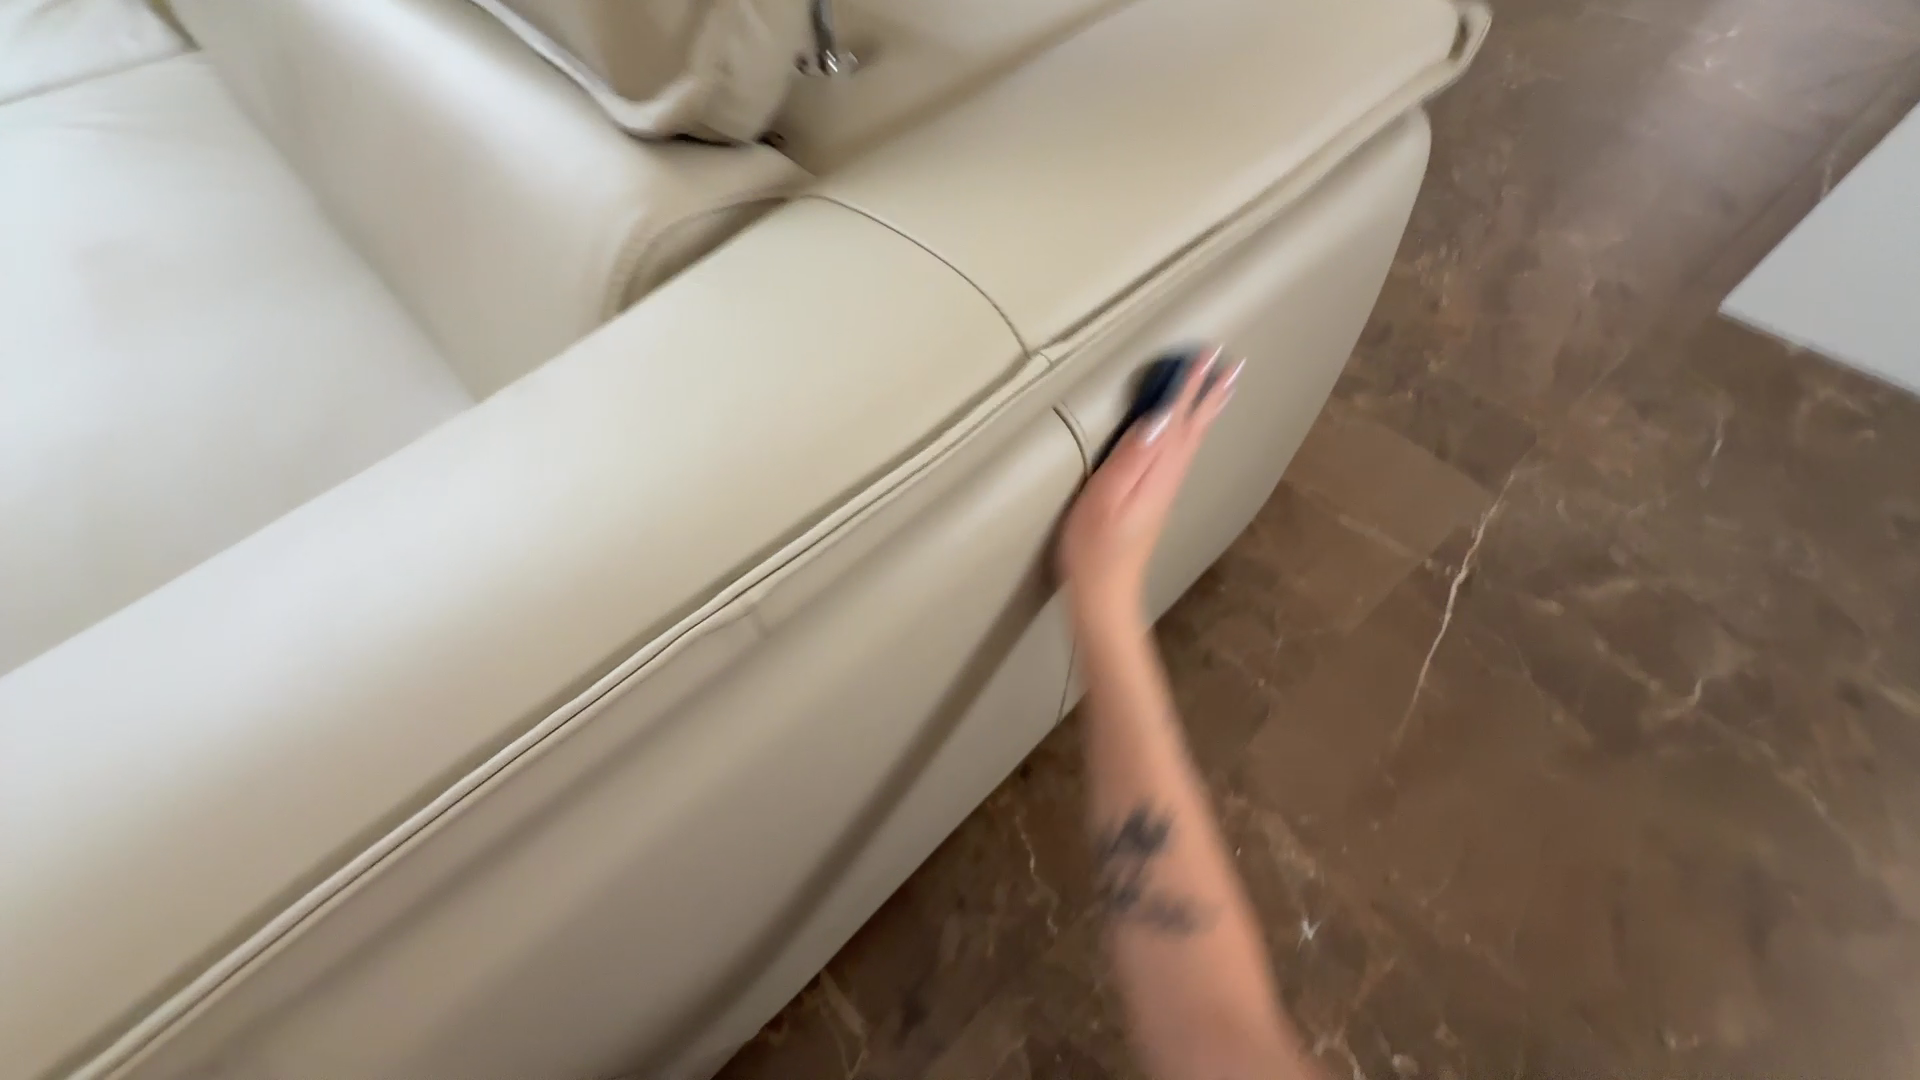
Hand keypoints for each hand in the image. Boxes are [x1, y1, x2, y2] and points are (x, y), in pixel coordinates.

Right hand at [1058, 346, 1242, 622]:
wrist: (1106, 591)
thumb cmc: (1095, 548)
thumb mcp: (1104, 499)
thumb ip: (1129, 457)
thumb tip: (1156, 417)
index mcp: (1157, 471)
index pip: (1177, 417)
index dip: (1190, 384)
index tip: (1206, 352)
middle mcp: (1169, 477)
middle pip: (1195, 428)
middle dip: (1211, 393)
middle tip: (1233, 363)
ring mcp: (1165, 490)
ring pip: (1193, 440)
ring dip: (1207, 410)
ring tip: (1221, 387)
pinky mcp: (1157, 499)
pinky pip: (1183, 453)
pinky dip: (1193, 432)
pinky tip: (1190, 430)